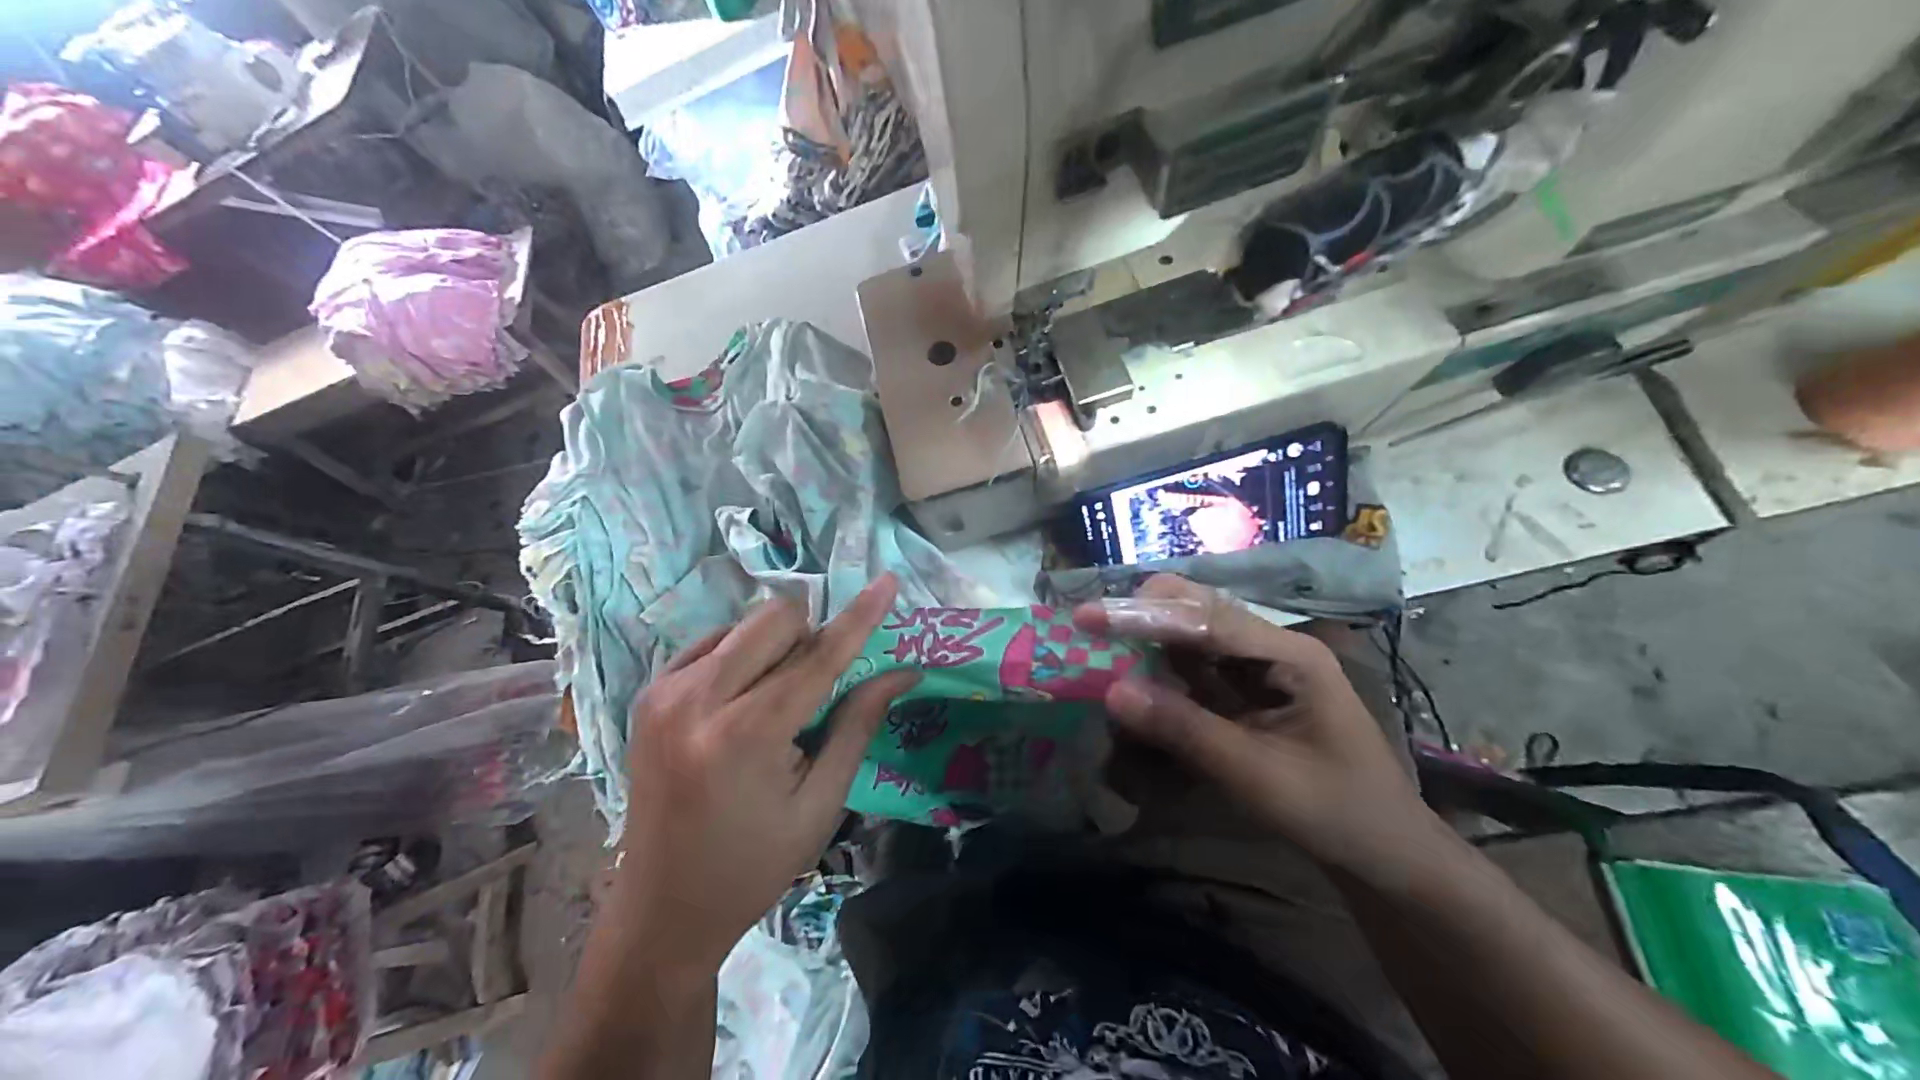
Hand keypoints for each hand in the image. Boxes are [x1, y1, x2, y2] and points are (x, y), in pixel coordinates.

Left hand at [614, 574, 918, 975]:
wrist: (661, 910)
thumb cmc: (753, 865)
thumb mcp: (820, 804)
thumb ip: (857, 725)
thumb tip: (903, 672)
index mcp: (744, 735)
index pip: (818, 656)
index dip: (859, 617)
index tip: (888, 582)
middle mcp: (696, 699)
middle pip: (775, 619)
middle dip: (810, 637)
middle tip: (819, 688)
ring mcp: (664, 692)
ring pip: (743, 625)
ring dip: (776, 646)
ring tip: (778, 702)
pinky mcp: (649, 694)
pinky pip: (712, 642)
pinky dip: (741, 656)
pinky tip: (744, 700)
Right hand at [1073, 574, 1435, 873]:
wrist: (1385, 856)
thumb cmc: (1334, 811)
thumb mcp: (1256, 774)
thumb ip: (1184, 728)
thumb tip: (1112, 691)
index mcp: (1290, 655)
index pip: (1208, 619)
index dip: (1145, 615)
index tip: (1088, 615)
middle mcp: (1272, 649)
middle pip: (1200, 612)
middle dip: (1144, 614)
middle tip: (1089, 626)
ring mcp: (1259, 670)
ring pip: (1193, 637)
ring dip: (1147, 639)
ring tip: (1097, 644)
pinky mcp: (1246, 695)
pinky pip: (1196, 671)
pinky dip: (1161, 671)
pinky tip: (1131, 675)